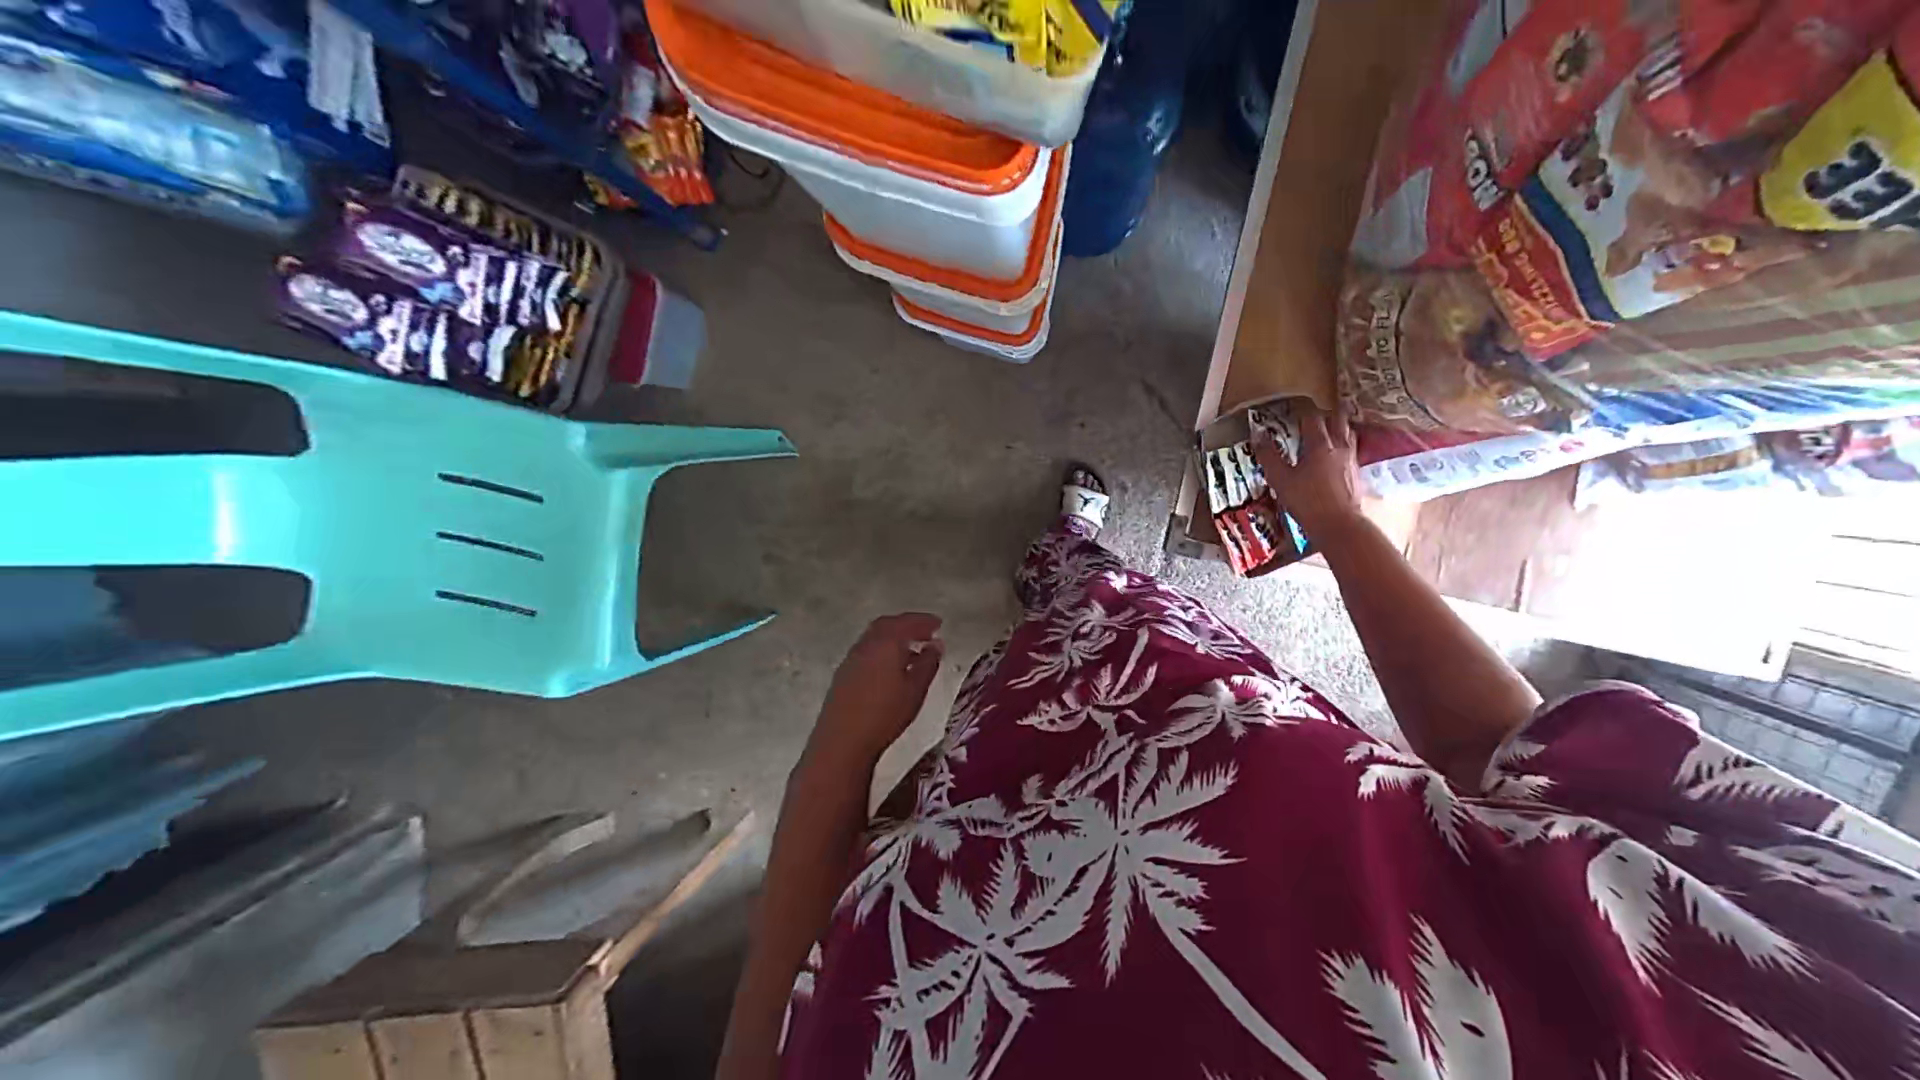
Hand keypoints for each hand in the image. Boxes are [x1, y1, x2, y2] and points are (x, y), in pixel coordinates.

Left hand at [805, 613, 944, 772]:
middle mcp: (866, 644)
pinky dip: (881, 649)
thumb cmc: (885, 714)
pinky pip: (866, 650)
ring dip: (893, 637)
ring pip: (874, 637)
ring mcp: (851, 658)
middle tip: (924, 632)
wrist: (842, 739)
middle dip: (907, 625)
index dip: (924, 621)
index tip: (938, 623)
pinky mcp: (843, 673)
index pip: (907, 622)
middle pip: (887, 625)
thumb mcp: (915, 690)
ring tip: (911, 650)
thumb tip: (936, 644)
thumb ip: (928, 664)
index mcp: (886, 643)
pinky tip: (890, 667)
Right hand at [1253, 407, 1363, 538]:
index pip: (1311, 418)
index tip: (1294, 411)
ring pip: (1349, 434)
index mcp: (1319, 445)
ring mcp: (1351, 460)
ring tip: (1330, 429)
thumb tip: (1258, 436)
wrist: (1338, 524)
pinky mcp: (1357, 474)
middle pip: (1337, 420)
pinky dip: (1345, 446)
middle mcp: (1339, 447)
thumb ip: (1269, 456)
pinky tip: (1338, 455)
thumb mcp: (1280, 479)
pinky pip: (1353, 451)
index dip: (1302, 412)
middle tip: (1316, 416)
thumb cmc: (1306, 500)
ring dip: (1339, 428)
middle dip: (1327, 414)